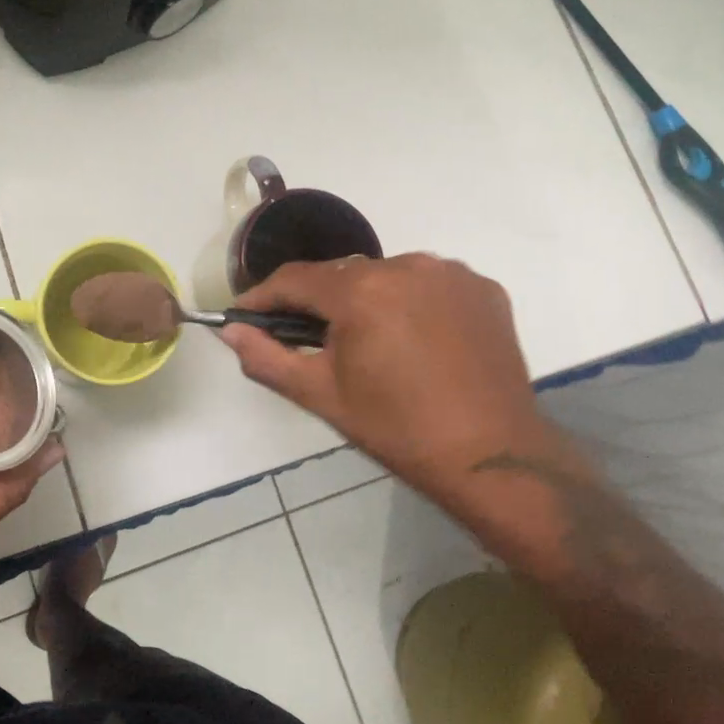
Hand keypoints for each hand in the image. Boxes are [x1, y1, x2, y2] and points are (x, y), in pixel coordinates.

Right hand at [218, 254, 549, 497]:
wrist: (493, 456)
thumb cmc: (396, 428)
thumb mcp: (320, 395)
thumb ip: (266, 357)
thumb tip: (230, 330)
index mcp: (362, 291)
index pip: (295, 279)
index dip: (263, 296)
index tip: (245, 316)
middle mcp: (406, 266)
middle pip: (341, 275)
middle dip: (317, 302)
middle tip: (308, 339)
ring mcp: (450, 274)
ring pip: (385, 275)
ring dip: (366, 299)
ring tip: (368, 342)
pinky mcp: (483, 288)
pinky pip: (428, 284)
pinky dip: (411, 303)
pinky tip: (413, 339)